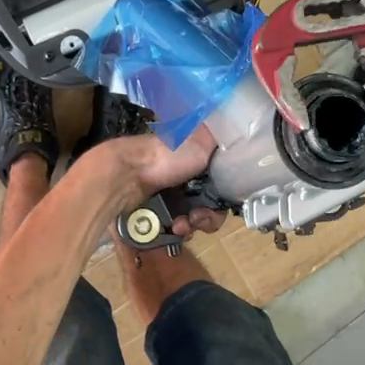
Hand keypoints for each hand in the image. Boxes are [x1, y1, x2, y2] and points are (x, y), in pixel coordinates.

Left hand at [89, 127, 225, 236]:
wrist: (130, 174)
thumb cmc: (168, 153)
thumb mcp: (201, 139)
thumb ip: (220, 139)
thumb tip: (234, 136)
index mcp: (199, 156)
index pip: (223, 182)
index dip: (226, 195)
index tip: (220, 203)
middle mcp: (189, 175)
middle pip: (211, 204)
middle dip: (209, 216)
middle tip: (199, 219)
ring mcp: (174, 194)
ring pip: (196, 218)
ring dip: (195, 225)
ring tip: (182, 225)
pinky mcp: (161, 209)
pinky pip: (180, 225)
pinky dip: (180, 228)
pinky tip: (175, 228)